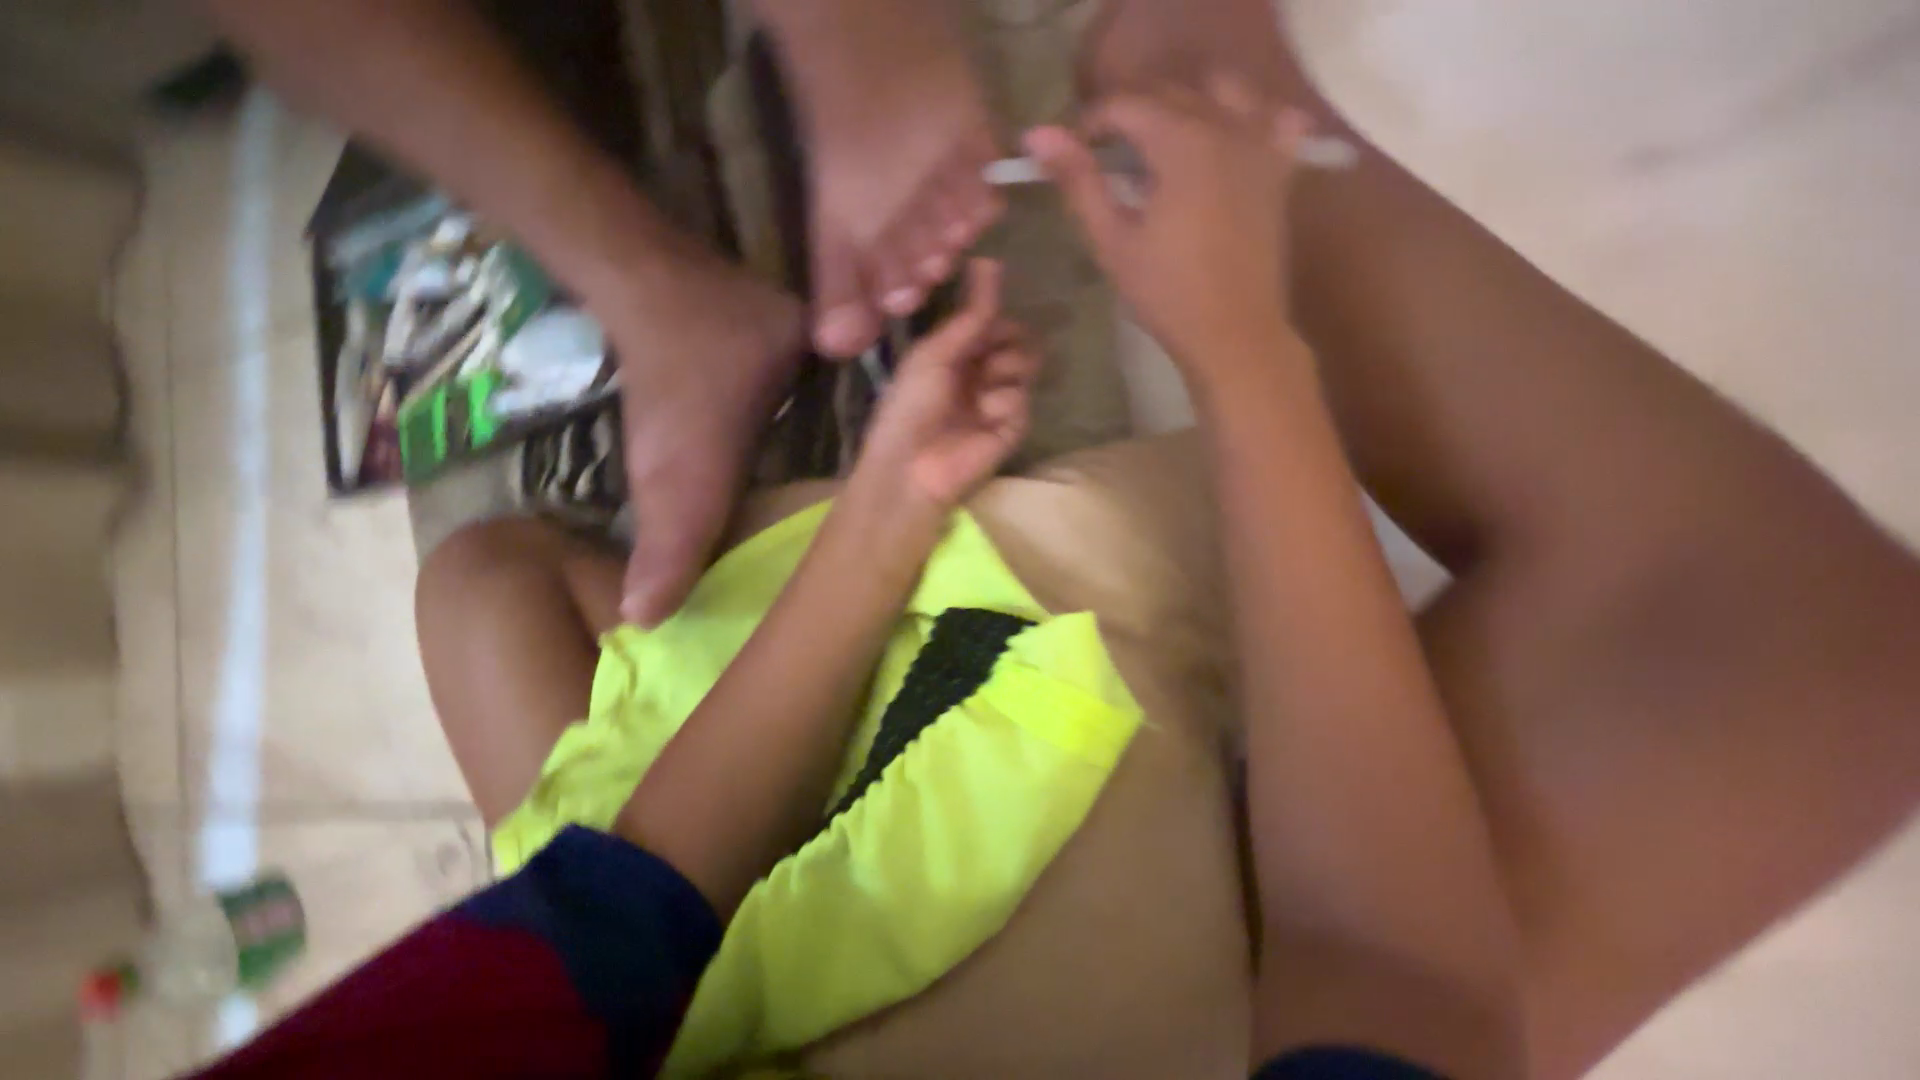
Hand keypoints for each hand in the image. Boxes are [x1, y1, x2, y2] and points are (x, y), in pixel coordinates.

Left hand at [854, 259, 1037, 511]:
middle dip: (1008, 337)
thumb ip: (969, 317)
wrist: (911, 466)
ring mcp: (998, 401)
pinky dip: (1003, 404)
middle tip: (991, 348)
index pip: (989, 322)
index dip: (994, 307)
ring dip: (1006, 368)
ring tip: (982, 388)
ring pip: (1025, 365)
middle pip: (1017, 339)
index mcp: (955, 355)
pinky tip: (984, 418)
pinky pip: (1022, 399)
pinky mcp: (1013, 427)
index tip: (998, 277)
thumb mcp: (933, 354)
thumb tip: (989, 263)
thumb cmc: (909, 407)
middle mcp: (979, 374)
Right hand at [1023, 75, 1312, 365]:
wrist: (1234, 332)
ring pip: (1223, 92)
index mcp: (1181, 141)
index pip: (1127, 104)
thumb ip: (1079, 180)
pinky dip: (1251, 119)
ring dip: (1188, 106)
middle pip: (1172, 93)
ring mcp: (1262, 144)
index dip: (1093, 123)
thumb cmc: (1167, 292)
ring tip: (1164, 147)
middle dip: (1134, 115)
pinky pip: (1274, 119)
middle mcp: (1227, 126)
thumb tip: (1037, 134)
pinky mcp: (1281, 170)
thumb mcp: (1113, 239)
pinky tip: (1228, 144)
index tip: (1075, 153)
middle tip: (1108, 157)